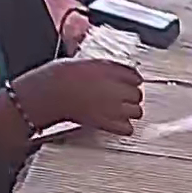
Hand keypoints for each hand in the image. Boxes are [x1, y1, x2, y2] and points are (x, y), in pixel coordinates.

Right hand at [11, 59, 143, 134]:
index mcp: (111, 69)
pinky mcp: (109, 123)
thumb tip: (111, 74)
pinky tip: (118, 125)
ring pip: (137, 112)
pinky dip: (125, 128)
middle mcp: (116, 88)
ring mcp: (114, 107)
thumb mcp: (87, 64)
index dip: (132, 81)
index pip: (135, 76)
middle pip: (138, 95)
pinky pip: (128, 129)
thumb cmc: (62, 76)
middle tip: (122, 100)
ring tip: (121, 112)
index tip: (129, 85)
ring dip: (131, 112)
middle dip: (131, 97)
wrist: (53, 91)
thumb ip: (104, 70)